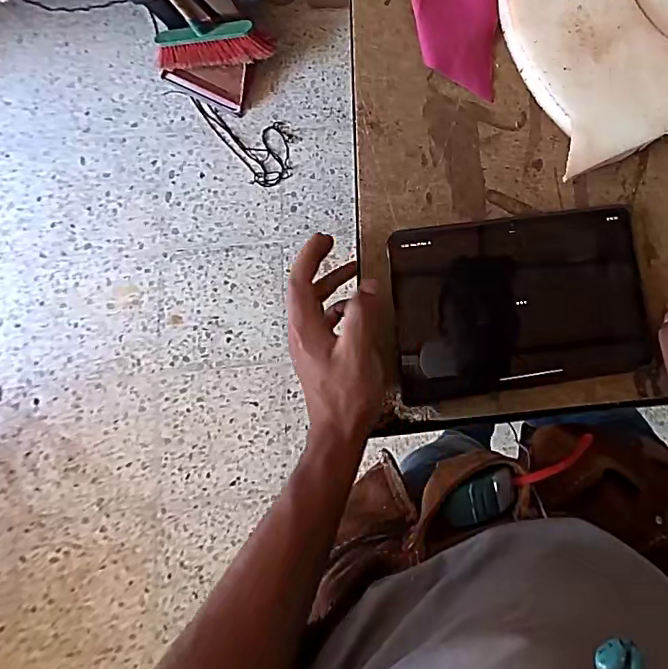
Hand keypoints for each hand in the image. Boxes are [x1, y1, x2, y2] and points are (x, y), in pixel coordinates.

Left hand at [287, 234, 389, 445]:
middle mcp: (303, 334)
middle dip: (321, 265)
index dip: (310, 256)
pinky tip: (359, 310)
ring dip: (333, 285)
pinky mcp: (319, 354)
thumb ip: (362, 314)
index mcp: (307, 329)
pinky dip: (341, 306)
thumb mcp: (358, 350)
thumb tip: (366, 287)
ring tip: (353, 274)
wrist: (338, 429)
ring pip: (316, 304)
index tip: (322, 239)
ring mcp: (310, 345)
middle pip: (306, 289)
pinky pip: (326, 319)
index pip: (301, 282)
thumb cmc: (346, 396)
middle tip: (333, 247)